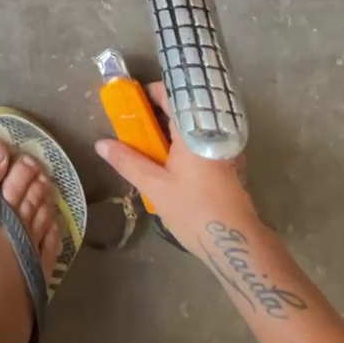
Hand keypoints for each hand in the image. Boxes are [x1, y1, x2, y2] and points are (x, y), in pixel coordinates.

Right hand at [96, 81, 259, 237]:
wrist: (241, 249)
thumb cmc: (197, 211)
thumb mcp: (155, 187)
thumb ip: (128, 162)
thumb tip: (102, 144)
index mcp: (196, 135)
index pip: (176, 97)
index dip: (153, 92)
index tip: (133, 100)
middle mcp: (214, 139)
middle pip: (184, 113)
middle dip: (156, 114)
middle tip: (134, 125)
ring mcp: (224, 155)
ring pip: (193, 131)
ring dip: (169, 132)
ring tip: (147, 146)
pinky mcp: (228, 171)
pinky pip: (201, 146)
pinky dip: (182, 146)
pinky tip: (168, 165)